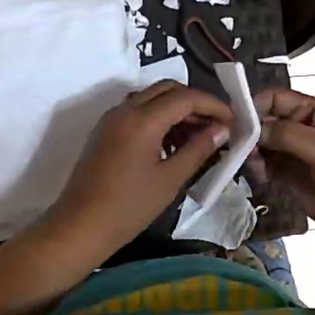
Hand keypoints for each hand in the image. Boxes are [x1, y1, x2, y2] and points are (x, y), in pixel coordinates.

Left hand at [39, 81, 232, 259]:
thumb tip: (221, 130)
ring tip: (197, 138)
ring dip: (176, 109)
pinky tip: (171, 145)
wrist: (81, 226)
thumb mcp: (170, 179)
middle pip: (167, 89)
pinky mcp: (104, 131)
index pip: (186, 97)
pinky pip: (136, 112)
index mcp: (142, 119)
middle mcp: (125, 109)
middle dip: (195, 102)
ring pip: (150, 98)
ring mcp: (111, 119)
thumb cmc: (129, 206)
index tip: (233, 121)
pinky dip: (158, 118)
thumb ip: (198, 149)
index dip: (213, 105)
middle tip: (216, 126)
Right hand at [250, 87, 314, 228]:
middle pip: (261, 120)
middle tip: (239, 145)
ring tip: (252, 164)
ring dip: (250, 151)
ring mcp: (286, 148)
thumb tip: (252, 129)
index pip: (274, 98)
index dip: (255, 105)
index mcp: (308, 110)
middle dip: (249, 131)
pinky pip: (260, 163)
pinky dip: (255, 167)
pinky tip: (260, 176)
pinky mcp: (280, 170)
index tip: (237, 119)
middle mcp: (294, 125)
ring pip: (257, 142)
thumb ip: (286, 134)